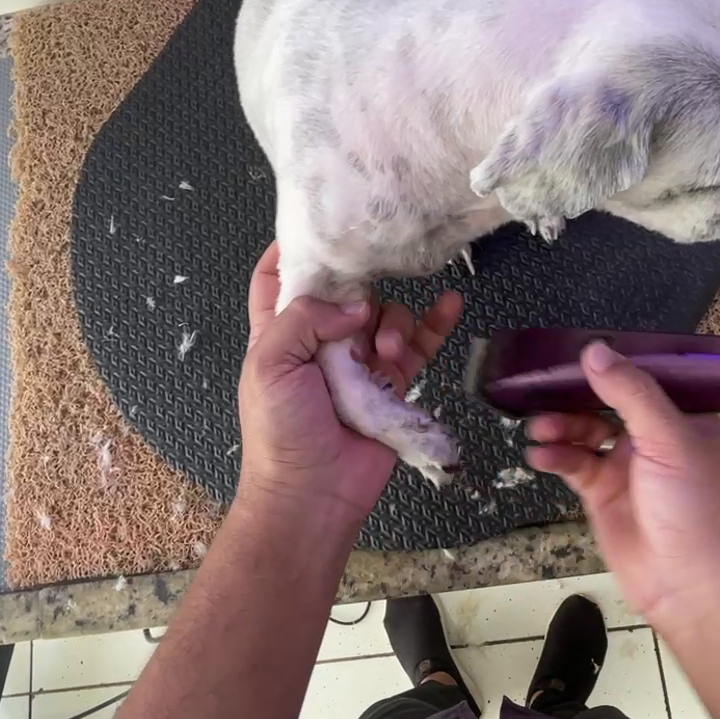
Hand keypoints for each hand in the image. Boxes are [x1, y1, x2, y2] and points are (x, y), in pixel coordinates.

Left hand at [238, 243, 461, 519]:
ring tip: (386, 354)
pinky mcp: (393, 382)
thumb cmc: (280, 429)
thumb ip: (305, 317)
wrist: (314, 494)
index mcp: (278, 332)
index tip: (319, 224)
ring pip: (384, 315)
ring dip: (393, 323)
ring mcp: (360, 360)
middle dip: (360, 285)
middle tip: (370, 288)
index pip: (279, 278)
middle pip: (345, 289)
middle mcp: (320, 340)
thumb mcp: (270, 363)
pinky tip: (449, 304)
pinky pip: (418, 344)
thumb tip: (358, 306)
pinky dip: (434, 323)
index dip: (294, 249)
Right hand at [524, 343, 719, 629]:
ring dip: (559, 424)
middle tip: (541, 387)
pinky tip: (538, 456)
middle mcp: (653, 436)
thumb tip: (593, 350)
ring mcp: (626, 465)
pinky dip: (553, 456)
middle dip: (574, 395)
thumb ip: (630, 393)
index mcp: (682, 417)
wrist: (690, 587)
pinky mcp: (601, 492)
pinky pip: (572, 463)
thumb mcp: (668, 439)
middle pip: (605, 402)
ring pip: (583, 430)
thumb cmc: (695, 507)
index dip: (610, 363)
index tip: (573, 349)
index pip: (642, 377)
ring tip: (538, 427)